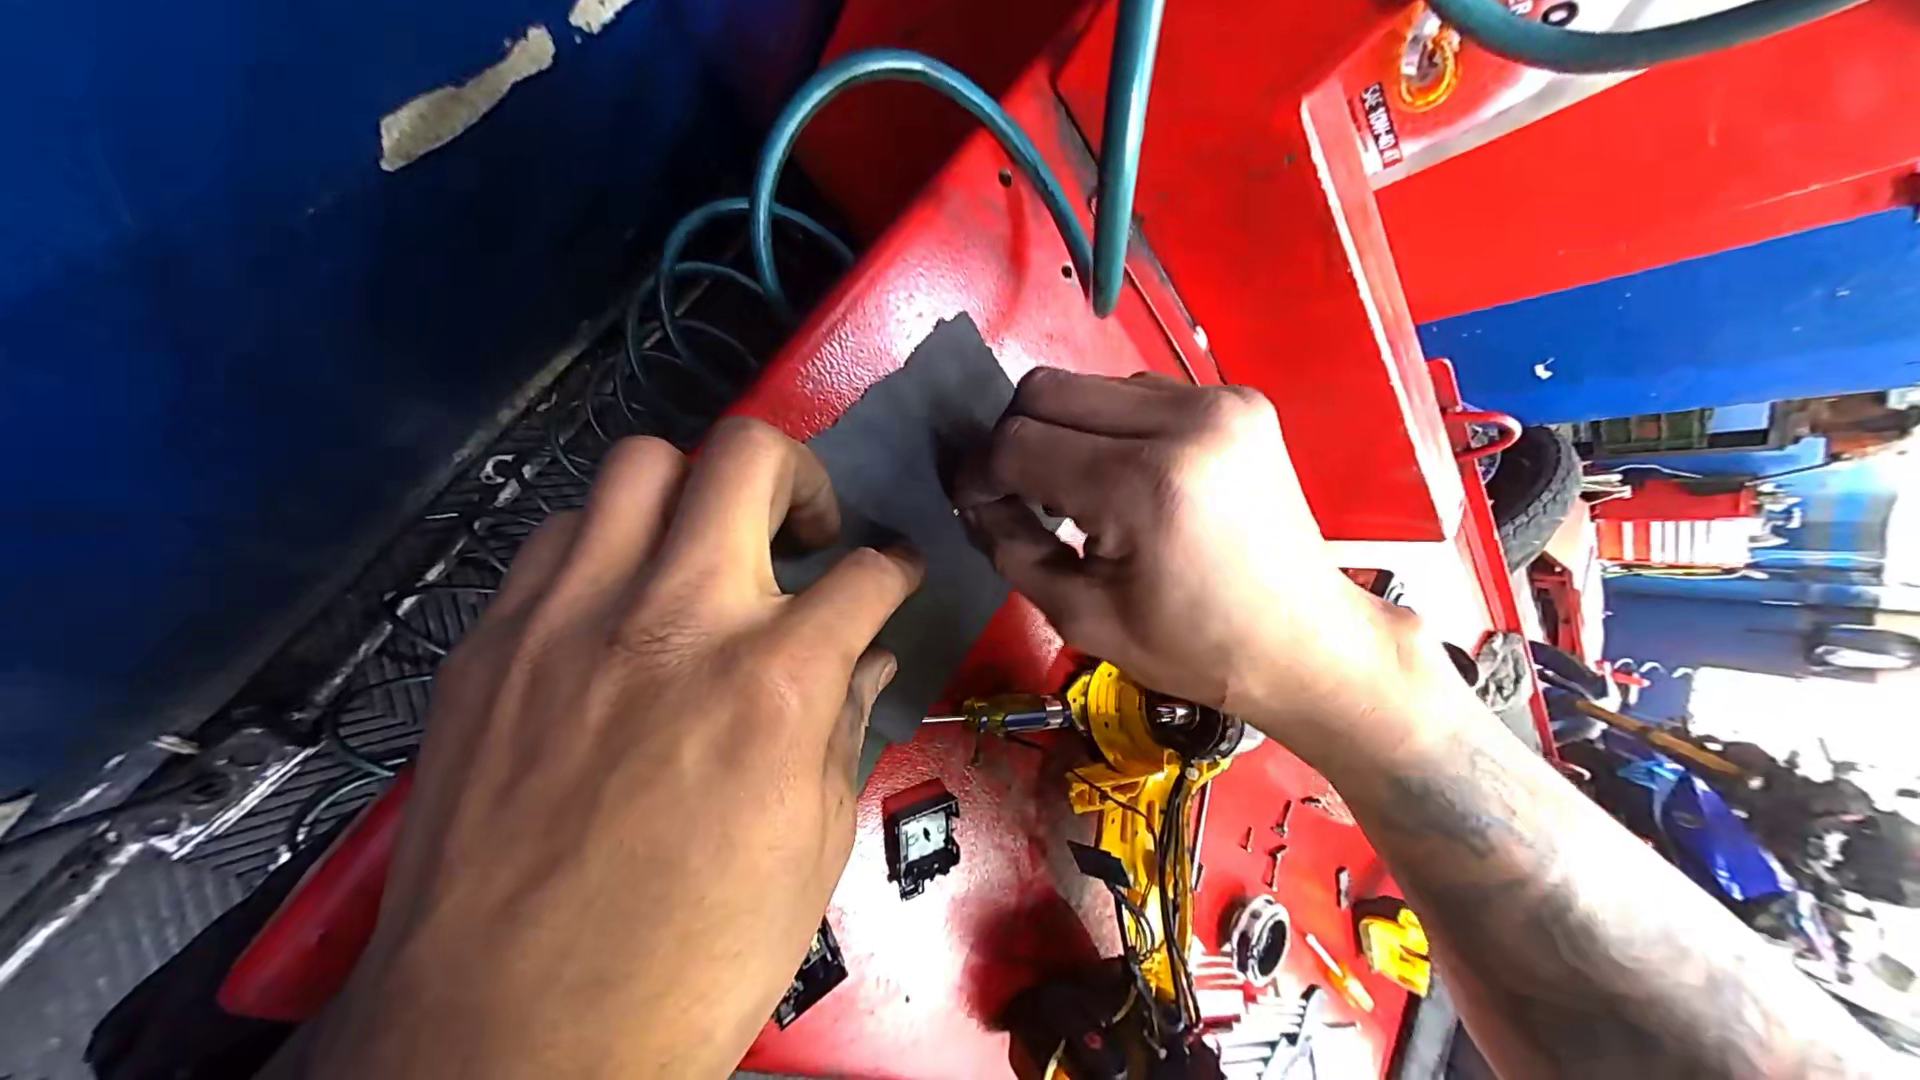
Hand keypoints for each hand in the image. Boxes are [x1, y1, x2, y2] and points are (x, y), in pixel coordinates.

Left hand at [306, 420, 920, 1078]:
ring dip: (698, 494)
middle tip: (805, 527)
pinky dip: (613, 544)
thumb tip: (869, 658)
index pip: (868, 572)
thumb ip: (847, 724)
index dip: (897, 564)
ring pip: (643, 465)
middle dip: (802, 476)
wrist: (504, 1047)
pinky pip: (562, 534)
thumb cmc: (696, 953)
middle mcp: (678, 617)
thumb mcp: (815, 843)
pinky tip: (624, 601)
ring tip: (709, 552)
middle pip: (750, 456)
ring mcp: (571, 616)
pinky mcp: (492, 641)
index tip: (897, 569)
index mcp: (776, 679)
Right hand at [954, 368, 1409, 757]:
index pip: (1018, 443)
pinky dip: (1107, 427)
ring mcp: (1218, 400)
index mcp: (1143, 484)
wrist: (1303, 642)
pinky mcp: (1236, 400)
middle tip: (1016, 492)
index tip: (975, 503)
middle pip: (1045, 390)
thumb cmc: (1193, 647)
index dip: (980, 472)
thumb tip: (975, 500)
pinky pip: (1136, 393)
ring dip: (1061, 431)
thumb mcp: (1081, 615)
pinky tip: (1121, 475)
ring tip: (1073, 489)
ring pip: (1088, 385)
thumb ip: (1011, 547)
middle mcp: (1184, 420)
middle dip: (1013, 439)